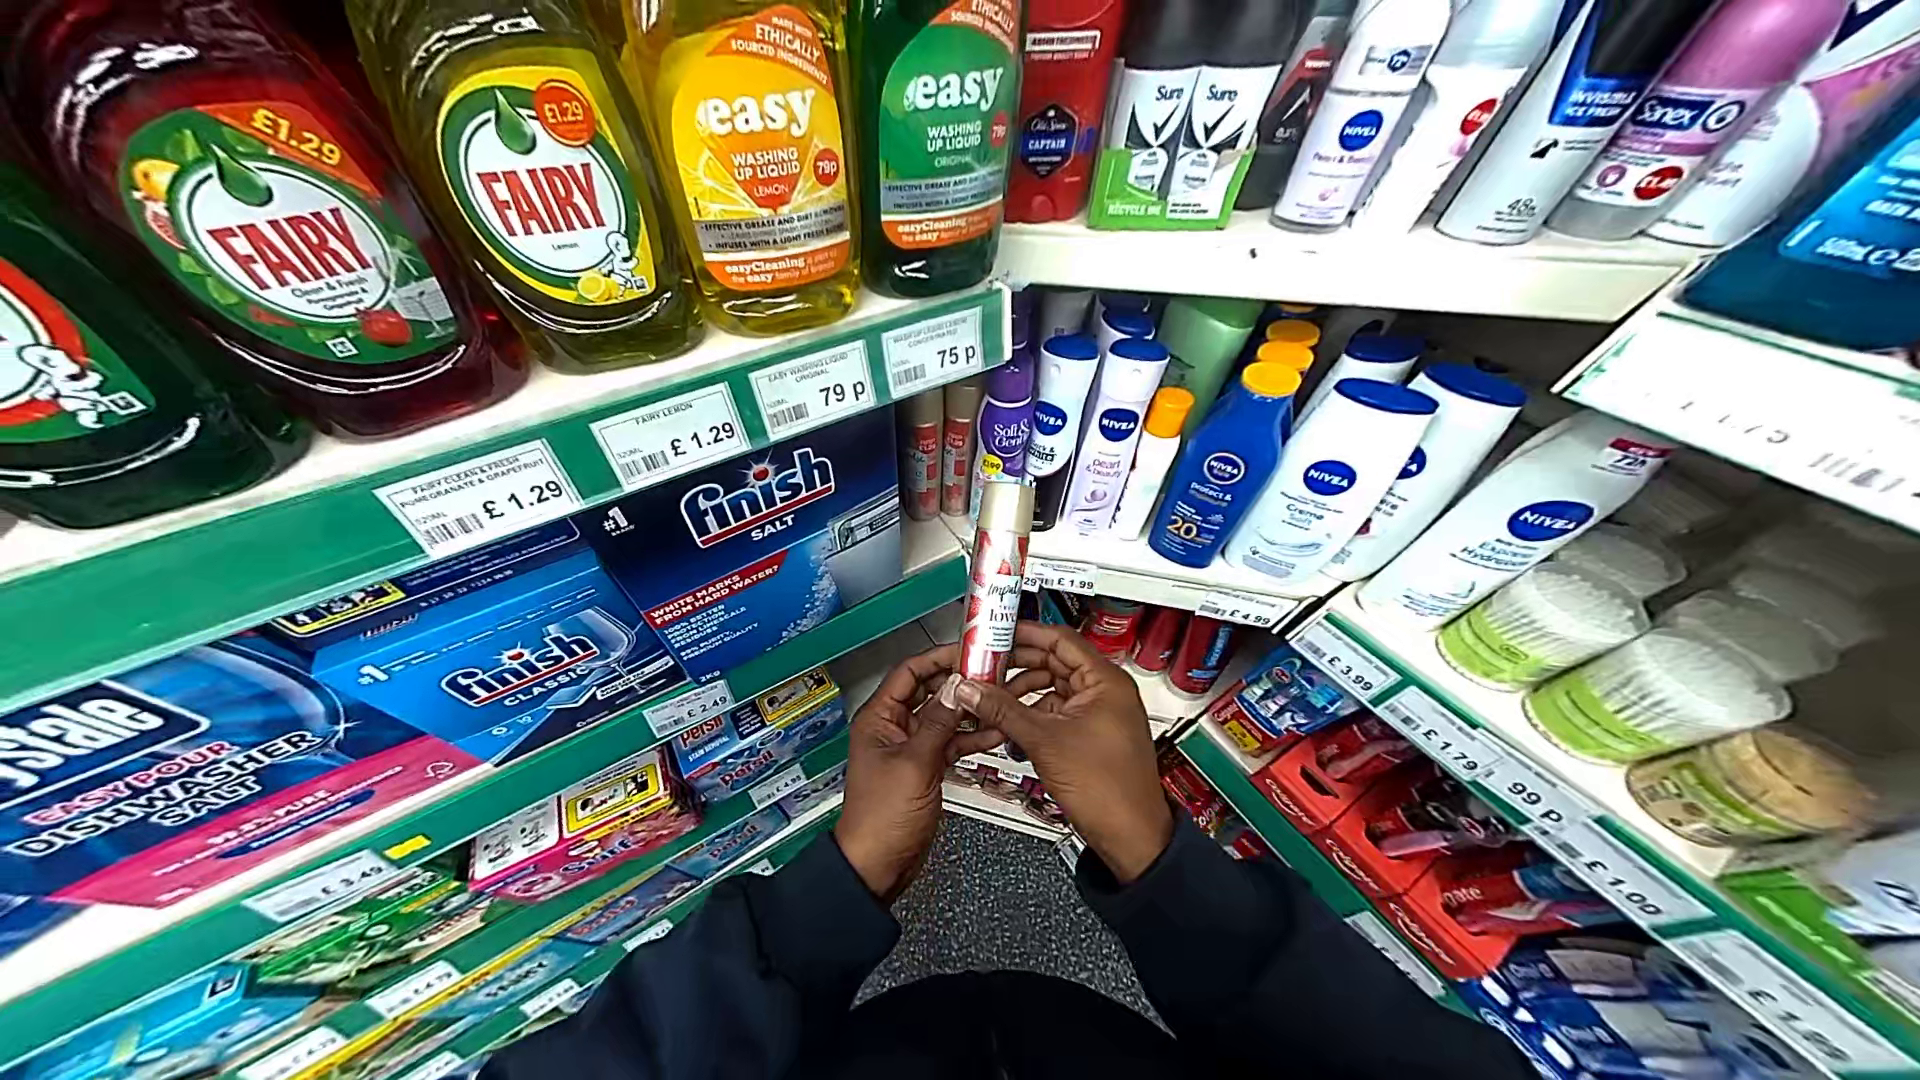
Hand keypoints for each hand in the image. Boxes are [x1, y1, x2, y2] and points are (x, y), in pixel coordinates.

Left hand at [835, 645, 1002, 901]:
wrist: (879, 865)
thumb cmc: (880, 818)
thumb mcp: (914, 763)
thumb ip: (939, 723)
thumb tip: (956, 687)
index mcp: (880, 718)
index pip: (909, 673)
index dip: (937, 659)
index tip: (965, 652)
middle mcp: (894, 727)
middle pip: (930, 692)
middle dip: (959, 683)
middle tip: (988, 674)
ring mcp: (912, 746)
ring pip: (944, 717)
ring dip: (969, 710)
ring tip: (996, 700)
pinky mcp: (926, 765)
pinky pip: (950, 742)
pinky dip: (970, 737)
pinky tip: (992, 733)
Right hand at [951, 622, 1172, 883]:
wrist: (1130, 835)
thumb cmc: (1108, 789)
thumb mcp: (1043, 740)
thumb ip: (1002, 709)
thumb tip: (972, 690)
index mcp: (1104, 680)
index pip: (1060, 639)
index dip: (1025, 634)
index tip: (998, 634)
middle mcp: (1105, 690)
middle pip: (1053, 662)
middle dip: (1017, 666)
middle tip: (986, 667)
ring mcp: (1099, 712)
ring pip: (1052, 687)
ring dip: (1022, 692)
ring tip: (993, 698)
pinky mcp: (1091, 732)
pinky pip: (1056, 710)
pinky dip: (1032, 713)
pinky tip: (1010, 723)